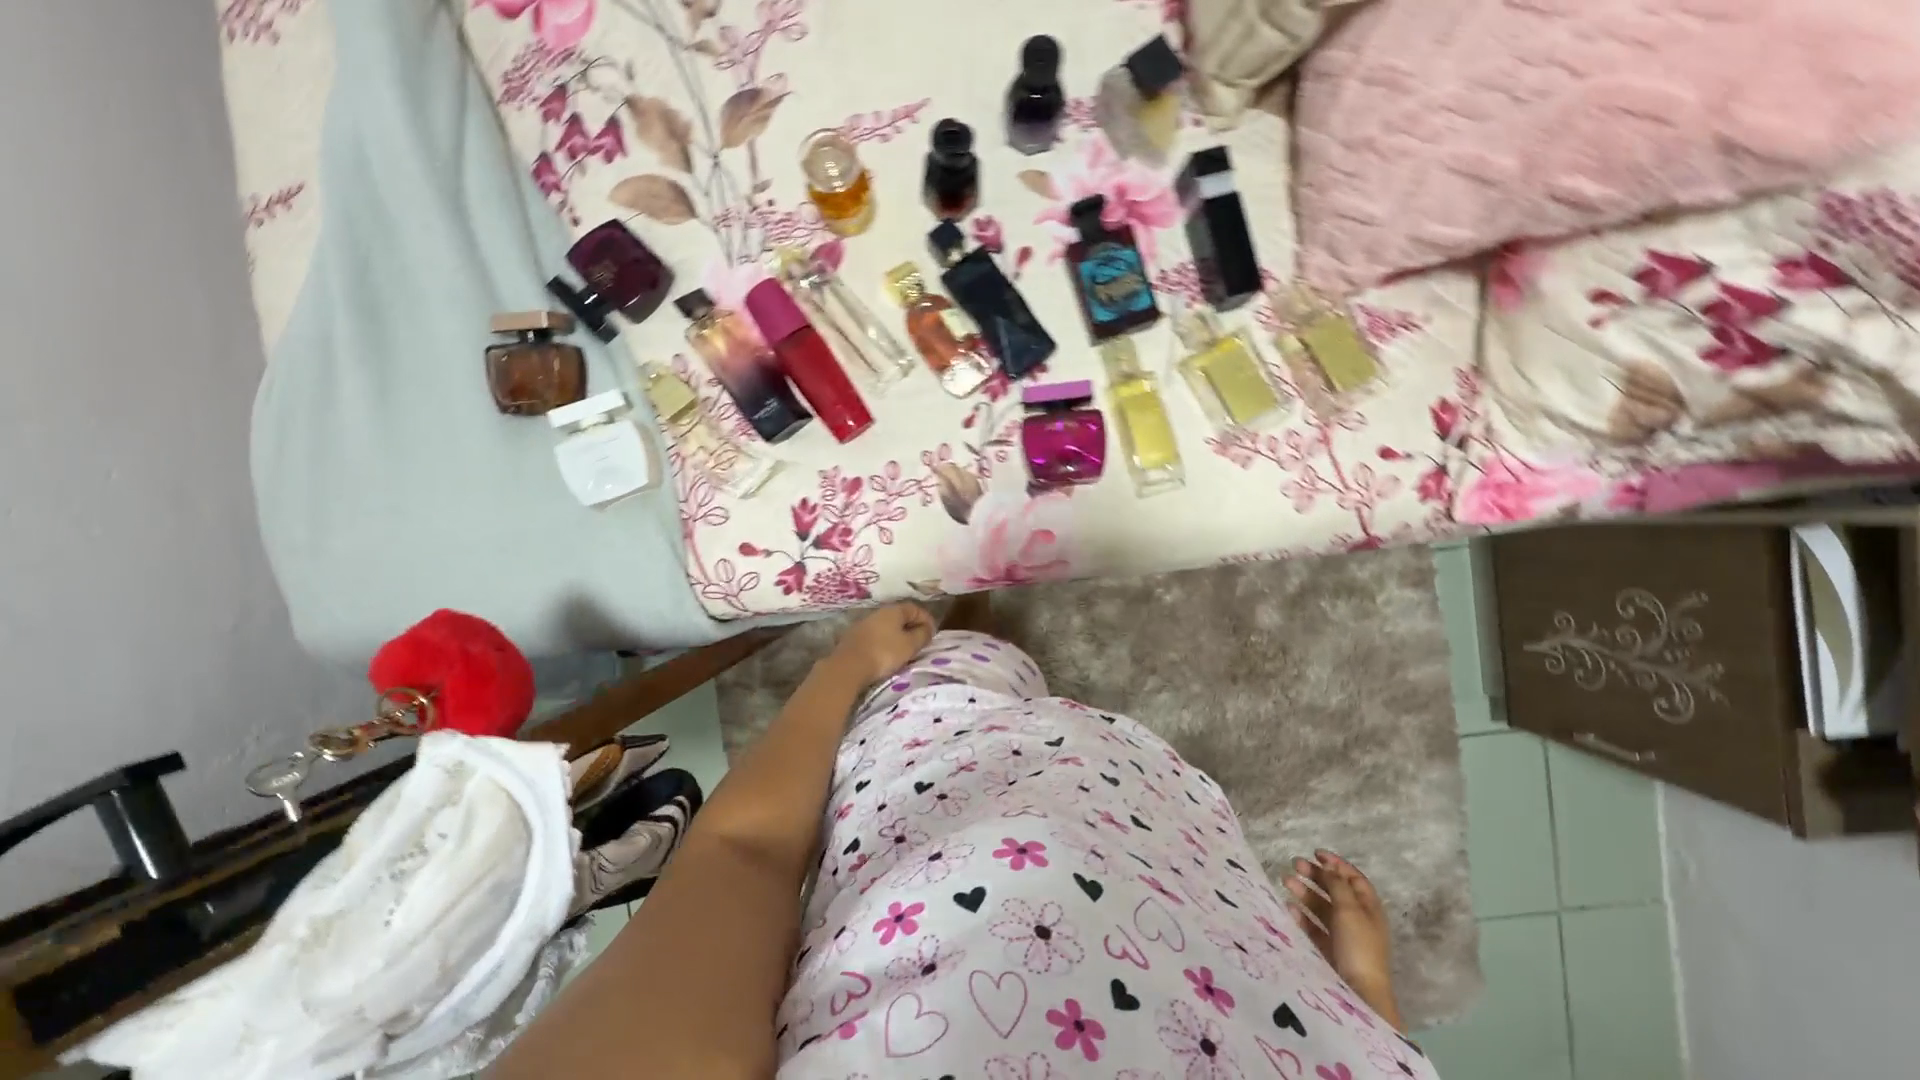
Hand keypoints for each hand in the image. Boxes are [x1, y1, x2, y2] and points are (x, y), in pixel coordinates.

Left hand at [827, 603, 934, 685]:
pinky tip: (886, 653)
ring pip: (886, 626)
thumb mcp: (909, 645)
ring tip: (905, 649)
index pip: (915, 608)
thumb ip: (922, 635)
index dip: (926, 619)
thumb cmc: (884, 653)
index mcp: (893, 610)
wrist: (848, 666)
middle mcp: (877, 613)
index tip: (933, 633)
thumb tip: (927, 628)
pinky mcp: (854, 638)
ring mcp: (863, 625)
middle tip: (921, 641)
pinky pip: (876, 636)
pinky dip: (885, 642)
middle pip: (900, 616)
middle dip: (912, 627)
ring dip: (898, 635)